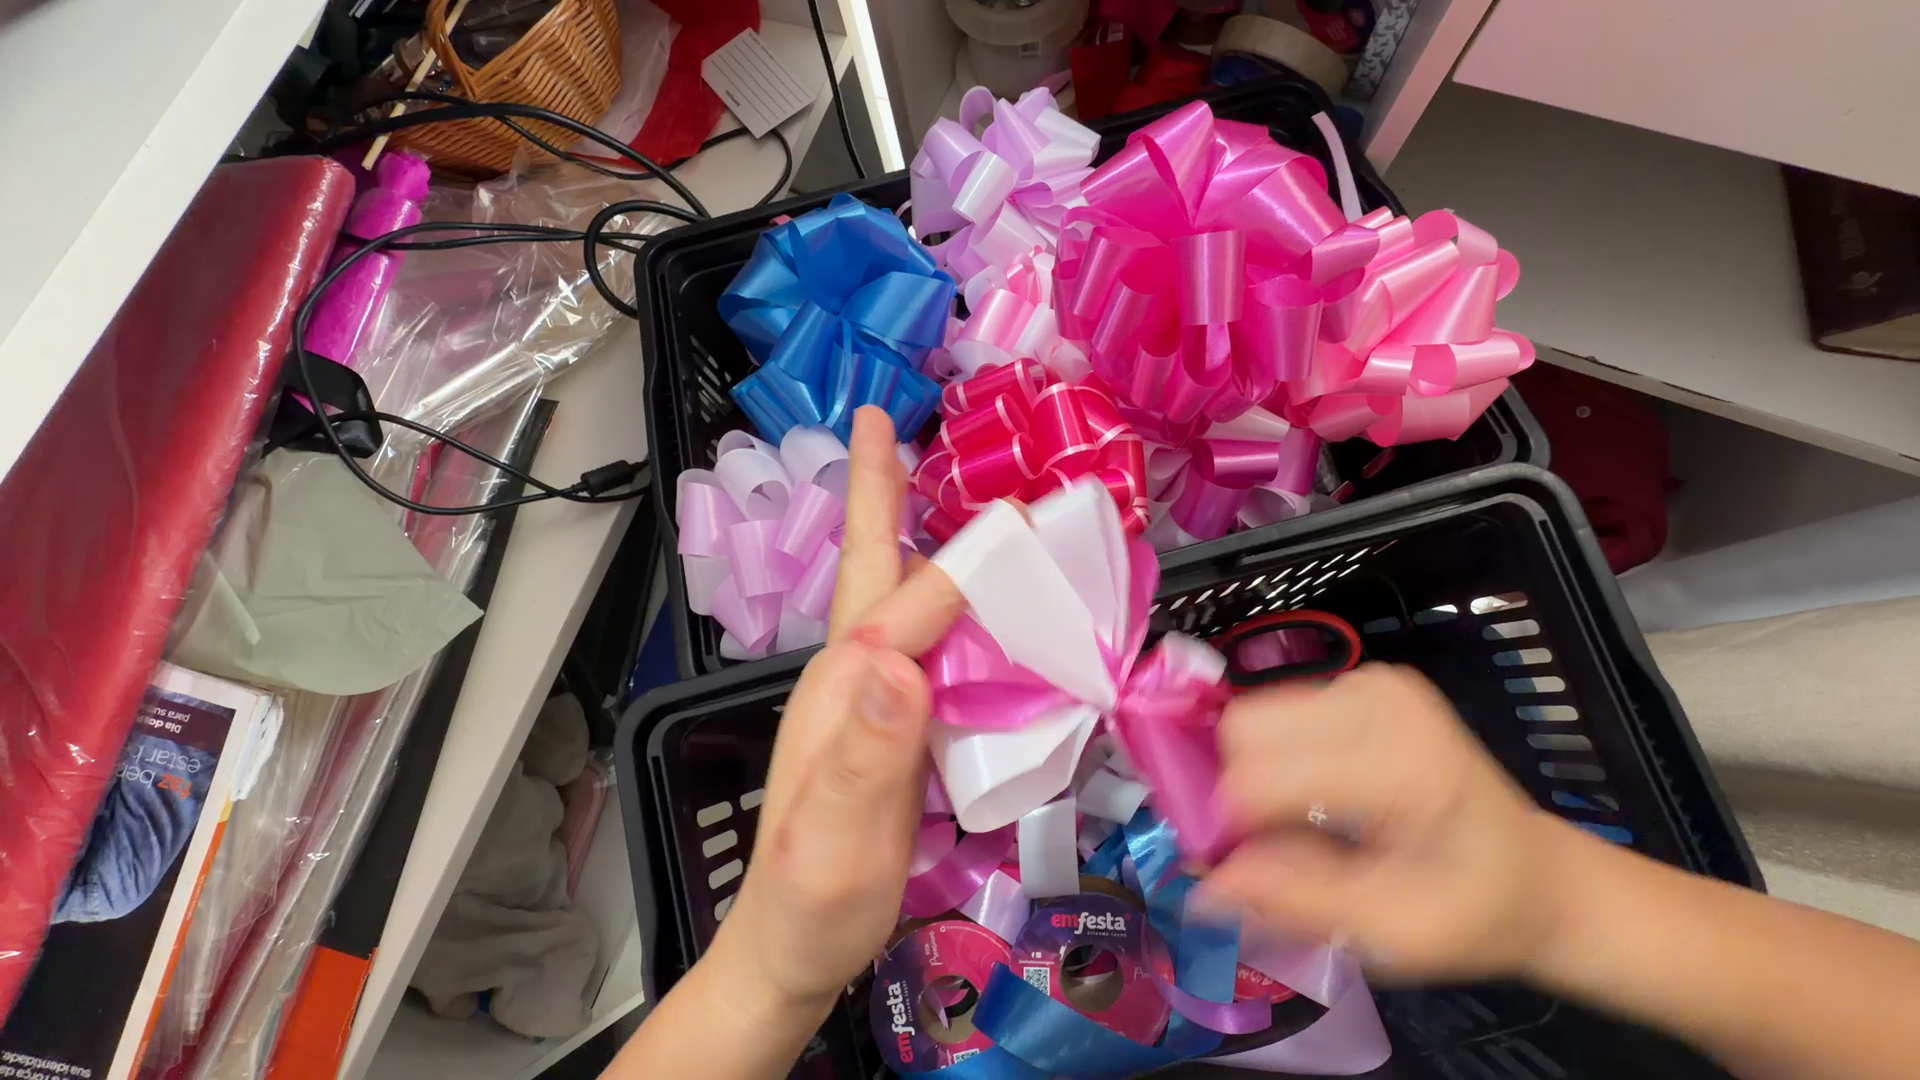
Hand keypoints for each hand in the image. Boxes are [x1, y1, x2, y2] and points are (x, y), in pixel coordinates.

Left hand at [707, 406, 967, 1022]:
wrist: (790, 949)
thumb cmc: (814, 902)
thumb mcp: (838, 843)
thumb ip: (865, 755)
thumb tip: (895, 663)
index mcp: (843, 688)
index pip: (913, 608)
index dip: (970, 565)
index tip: (1028, 520)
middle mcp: (850, 675)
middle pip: (873, 569)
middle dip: (879, 495)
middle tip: (880, 426)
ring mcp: (865, 695)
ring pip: (893, 596)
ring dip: (909, 534)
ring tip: (917, 478)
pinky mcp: (887, 719)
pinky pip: (919, 639)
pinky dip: (937, 598)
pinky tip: (964, 592)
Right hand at [1202, 663, 1573, 981]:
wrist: (1533, 872)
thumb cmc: (1472, 909)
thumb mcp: (1392, 932)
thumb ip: (1295, 900)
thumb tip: (1205, 884)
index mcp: (1404, 765)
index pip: (1263, 773)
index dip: (1232, 822)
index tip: (1235, 864)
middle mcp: (1383, 703)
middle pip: (1247, 727)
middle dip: (1237, 787)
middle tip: (1262, 841)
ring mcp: (1372, 681)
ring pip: (1253, 713)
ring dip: (1256, 769)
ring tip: (1298, 817)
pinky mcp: (1362, 677)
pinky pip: (1277, 708)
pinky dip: (1277, 752)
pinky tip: (1314, 787)